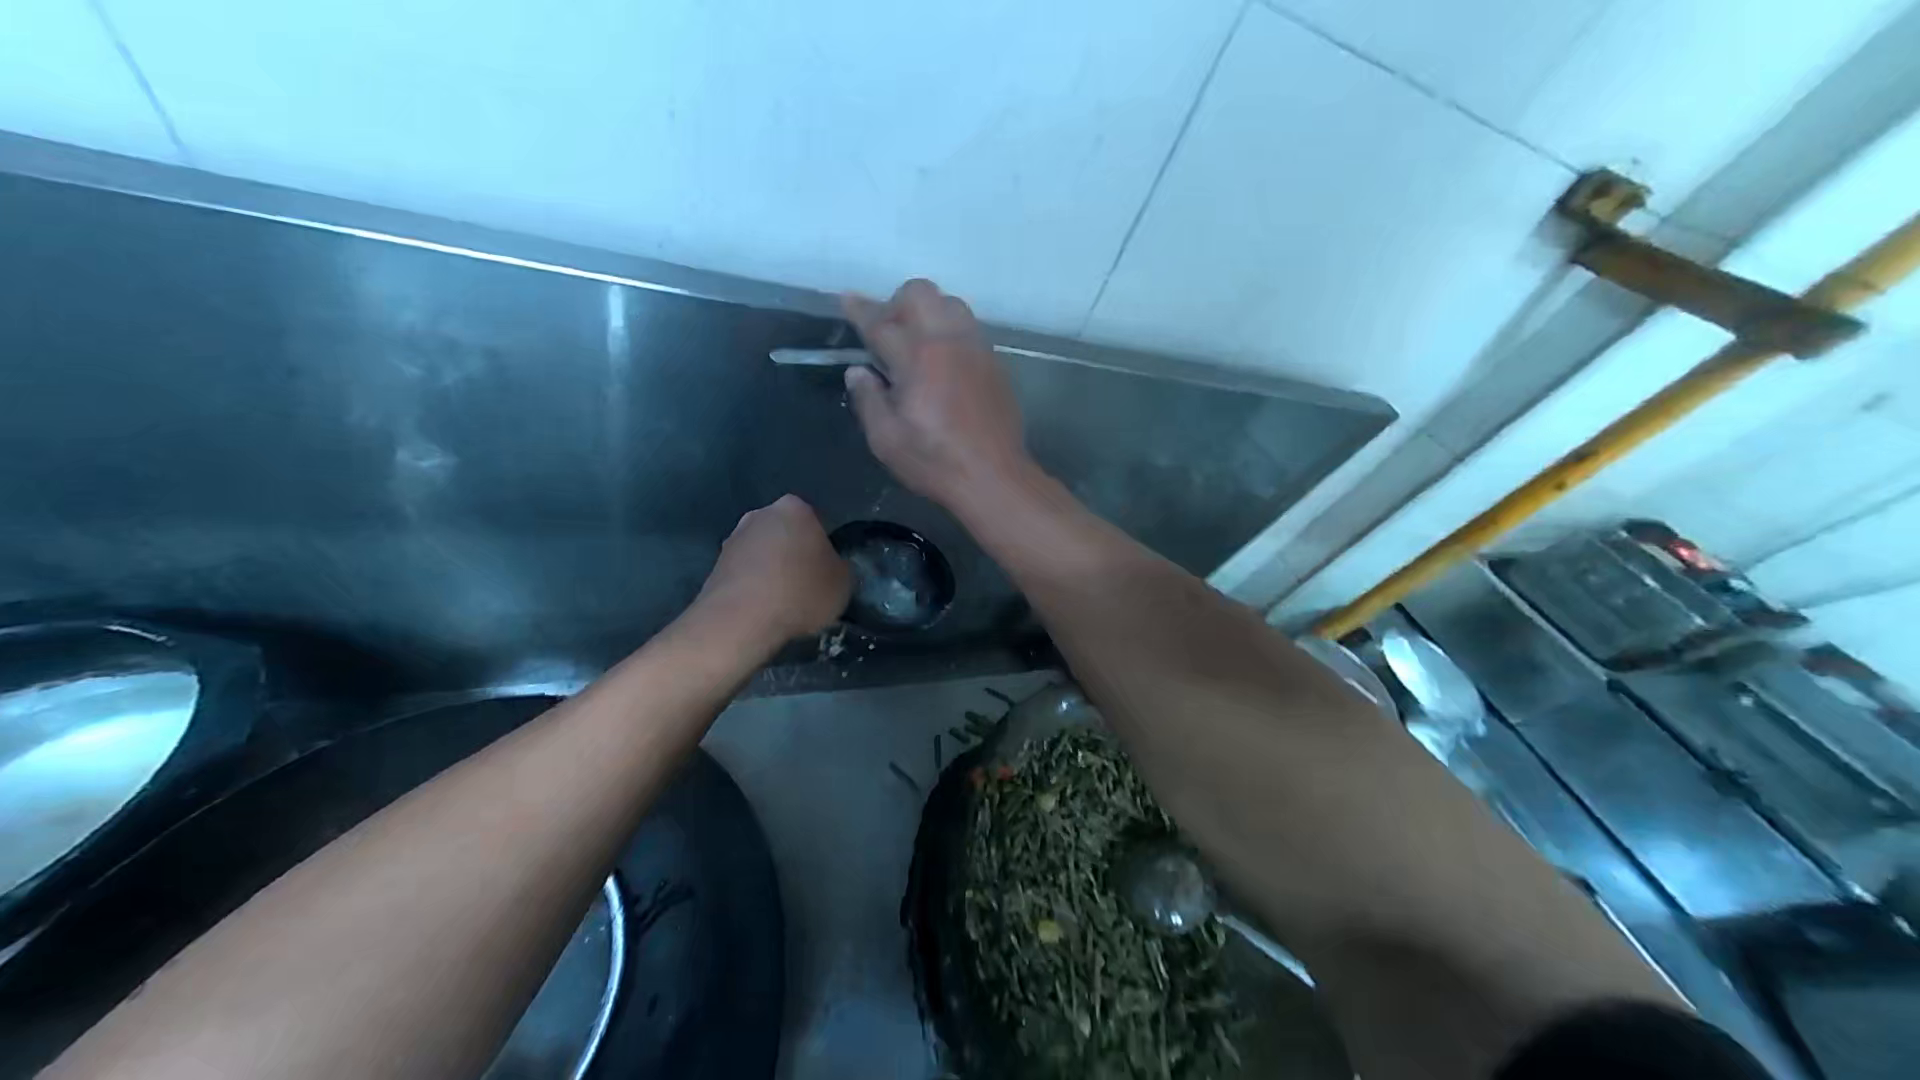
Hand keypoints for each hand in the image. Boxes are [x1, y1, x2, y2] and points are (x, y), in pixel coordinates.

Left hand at [695, 495, 850, 642]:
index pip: (817, 522)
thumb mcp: (844, 583)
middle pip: (786, 534)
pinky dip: (753, 586)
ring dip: (772, 570)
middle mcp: (760, 514)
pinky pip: (744, 573)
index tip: (826, 571)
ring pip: (763, 553)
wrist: (740, 620)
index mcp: (795, 508)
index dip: (824, 547)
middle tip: (806, 585)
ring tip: (782, 602)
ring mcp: (733, 538)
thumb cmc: (800, 592)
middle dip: (794, 554)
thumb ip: (840, 567)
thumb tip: (831, 567)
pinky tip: (762, 609)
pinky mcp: (714, 566)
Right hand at [842, 279, 1033, 509]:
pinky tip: (942, 359)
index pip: (881, 322)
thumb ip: (868, 399)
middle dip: (895, 303)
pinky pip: (969, 326)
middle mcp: (949, 341)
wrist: (994, 477)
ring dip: (926, 311)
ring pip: (949, 303)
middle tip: (885, 333)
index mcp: (918, 358)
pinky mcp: (995, 361)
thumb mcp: (886, 439)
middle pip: (919, 293)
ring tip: (916, 343)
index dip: (859, 310)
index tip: (846, 300)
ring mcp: (977, 348)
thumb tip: (857, 371)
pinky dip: (949, 329)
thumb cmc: (934, 462)